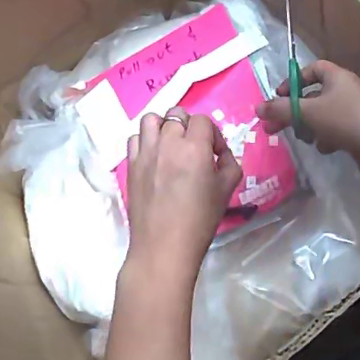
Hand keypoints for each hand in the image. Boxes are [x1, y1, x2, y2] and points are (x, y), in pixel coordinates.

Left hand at [123, 107, 242, 277]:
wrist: (163, 245)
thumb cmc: (200, 220)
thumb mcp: (227, 190)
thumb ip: (229, 163)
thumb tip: (219, 154)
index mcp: (194, 147)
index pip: (202, 120)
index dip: (212, 134)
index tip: (215, 153)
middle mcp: (167, 143)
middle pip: (176, 114)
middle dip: (188, 126)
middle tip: (193, 148)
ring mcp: (145, 152)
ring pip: (150, 119)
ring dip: (163, 126)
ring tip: (170, 146)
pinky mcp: (130, 165)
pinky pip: (134, 139)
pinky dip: (144, 141)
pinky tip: (154, 158)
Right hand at [257, 60, 359, 167]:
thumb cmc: (346, 120)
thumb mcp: (308, 112)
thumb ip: (280, 109)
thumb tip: (257, 107)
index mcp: (336, 77)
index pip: (312, 69)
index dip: (294, 80)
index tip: (279, 97)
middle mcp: (346, 90)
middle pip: (312, 96)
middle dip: (293, 111)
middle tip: (273, 127)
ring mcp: (354, 111)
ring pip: (321, 115)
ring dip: (309, 126)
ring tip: (303, 138)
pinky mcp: (359, 131)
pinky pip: (334, 130)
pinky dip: (326, 138)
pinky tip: (326, 148)